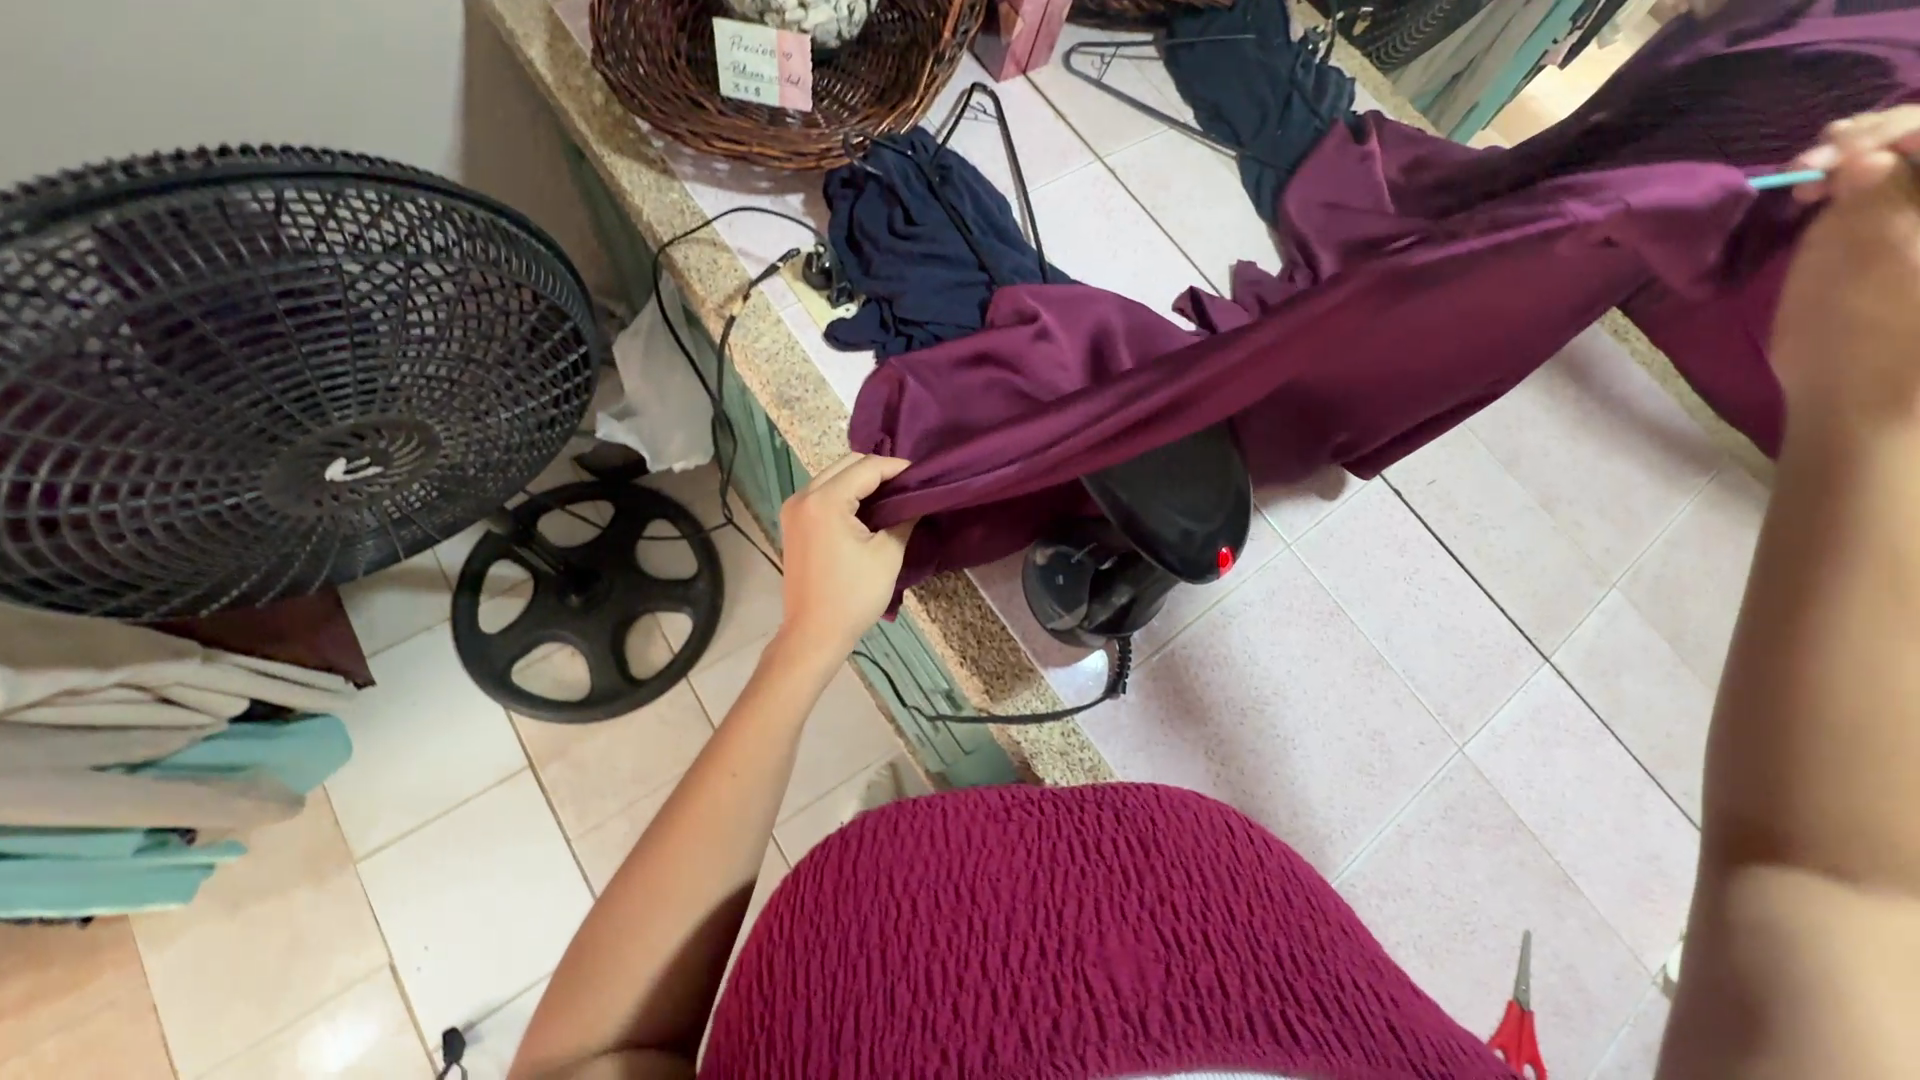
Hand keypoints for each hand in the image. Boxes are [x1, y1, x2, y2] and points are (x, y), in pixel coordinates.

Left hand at [774, 453, 915, 661]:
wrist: (814, 633)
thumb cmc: (853, 596)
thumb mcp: (887, 555)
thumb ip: (903, 519)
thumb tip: (918, 501)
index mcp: (825, 501)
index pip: (867, 467)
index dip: (897, 468)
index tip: (923, 475)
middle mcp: (803, 497)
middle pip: (846, 464)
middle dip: (878, 470)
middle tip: (909, 485)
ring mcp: (793, 509)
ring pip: (832, 476)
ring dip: (861, 481)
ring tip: (892, 495)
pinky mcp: (793, 523)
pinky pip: (823, 494)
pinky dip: (845, 494)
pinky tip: (868, 508)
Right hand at [1771, 109, 1919, 428]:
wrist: (1861, 406)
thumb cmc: (1860, 338)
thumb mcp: (1861, 255)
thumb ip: (1875, 187)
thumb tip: (1868, 146)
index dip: (1894, 128)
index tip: (1830, 152)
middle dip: (1873, 142)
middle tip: (1812, 168)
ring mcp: (1919, 229)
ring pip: (1908, 165)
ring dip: (1861, 161)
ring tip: (1812, 183)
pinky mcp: (1907, 245)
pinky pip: (1895, 192)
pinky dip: (1862, 183)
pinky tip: (1827, 195)